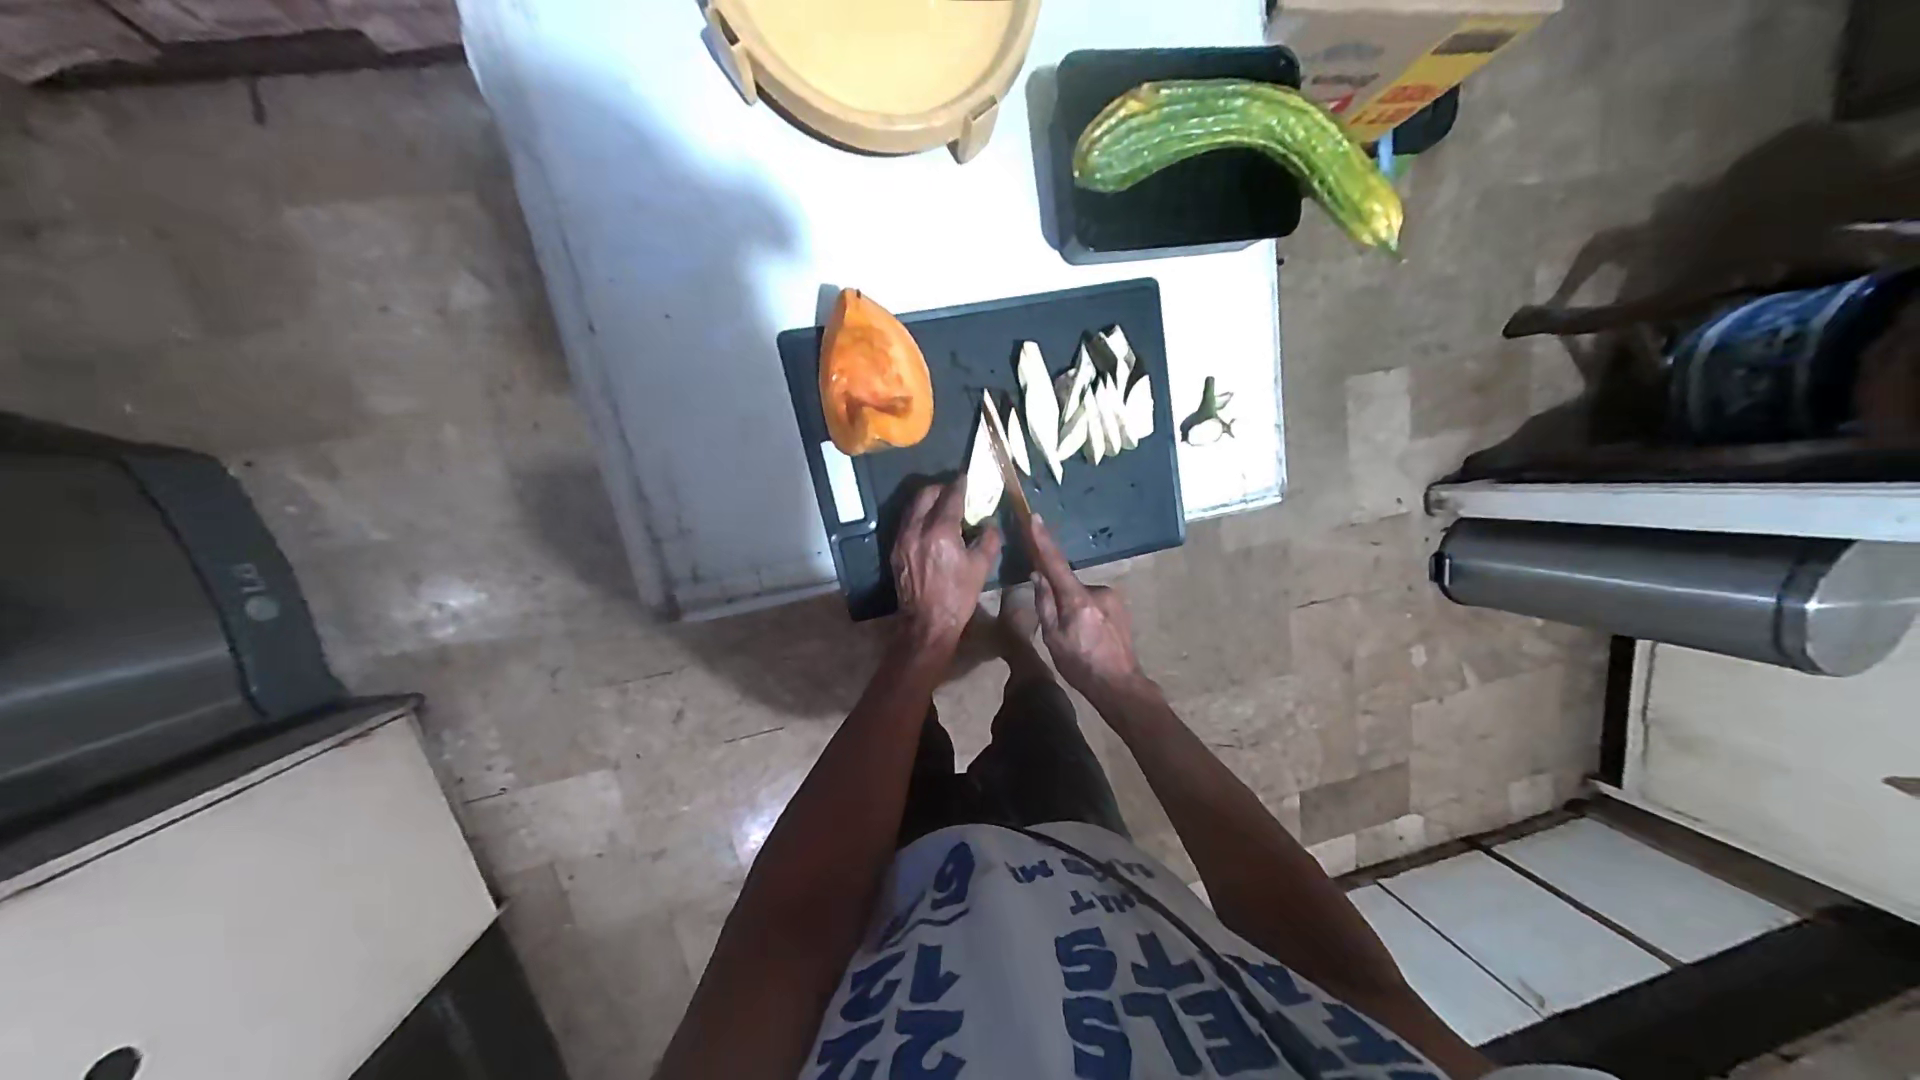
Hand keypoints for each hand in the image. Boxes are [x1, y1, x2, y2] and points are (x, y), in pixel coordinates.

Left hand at [891, 477, 1001, 646]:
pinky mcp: (896, 550)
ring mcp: (902, 539)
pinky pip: (907, 522)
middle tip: (954, 491)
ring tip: (942, 505)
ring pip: (913, 507)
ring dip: (928, 501)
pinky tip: (930, 525)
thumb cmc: (957, 596)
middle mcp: (917, 529)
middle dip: (941, 488)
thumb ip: (989, 539)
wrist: (927, 622)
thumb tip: (989, 523)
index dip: (960, 485)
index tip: (966, 478)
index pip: (950, 497)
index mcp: (940, 531)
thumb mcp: (981, 567)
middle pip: (926, 494)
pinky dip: (919, 516)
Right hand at [1021, 513, 1146, 702]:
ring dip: (1075, 608)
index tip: (1035, 518)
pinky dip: (1087, 614)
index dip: (1043, 540)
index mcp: (1077, 599)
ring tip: (1077, 638)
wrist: (1120, 684)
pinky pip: (1095, 602)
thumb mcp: (1053, 638)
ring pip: (1082, 595)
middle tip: (1059, 628)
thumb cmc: (1081, 665)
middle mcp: (1098, 591)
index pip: (1055, 563)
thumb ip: (1045, 603)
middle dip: (1059, 597)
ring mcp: (1112, 598)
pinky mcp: (1120, 606)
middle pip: (1068, 584)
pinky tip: (1090, 636)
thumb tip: (1038, 575)